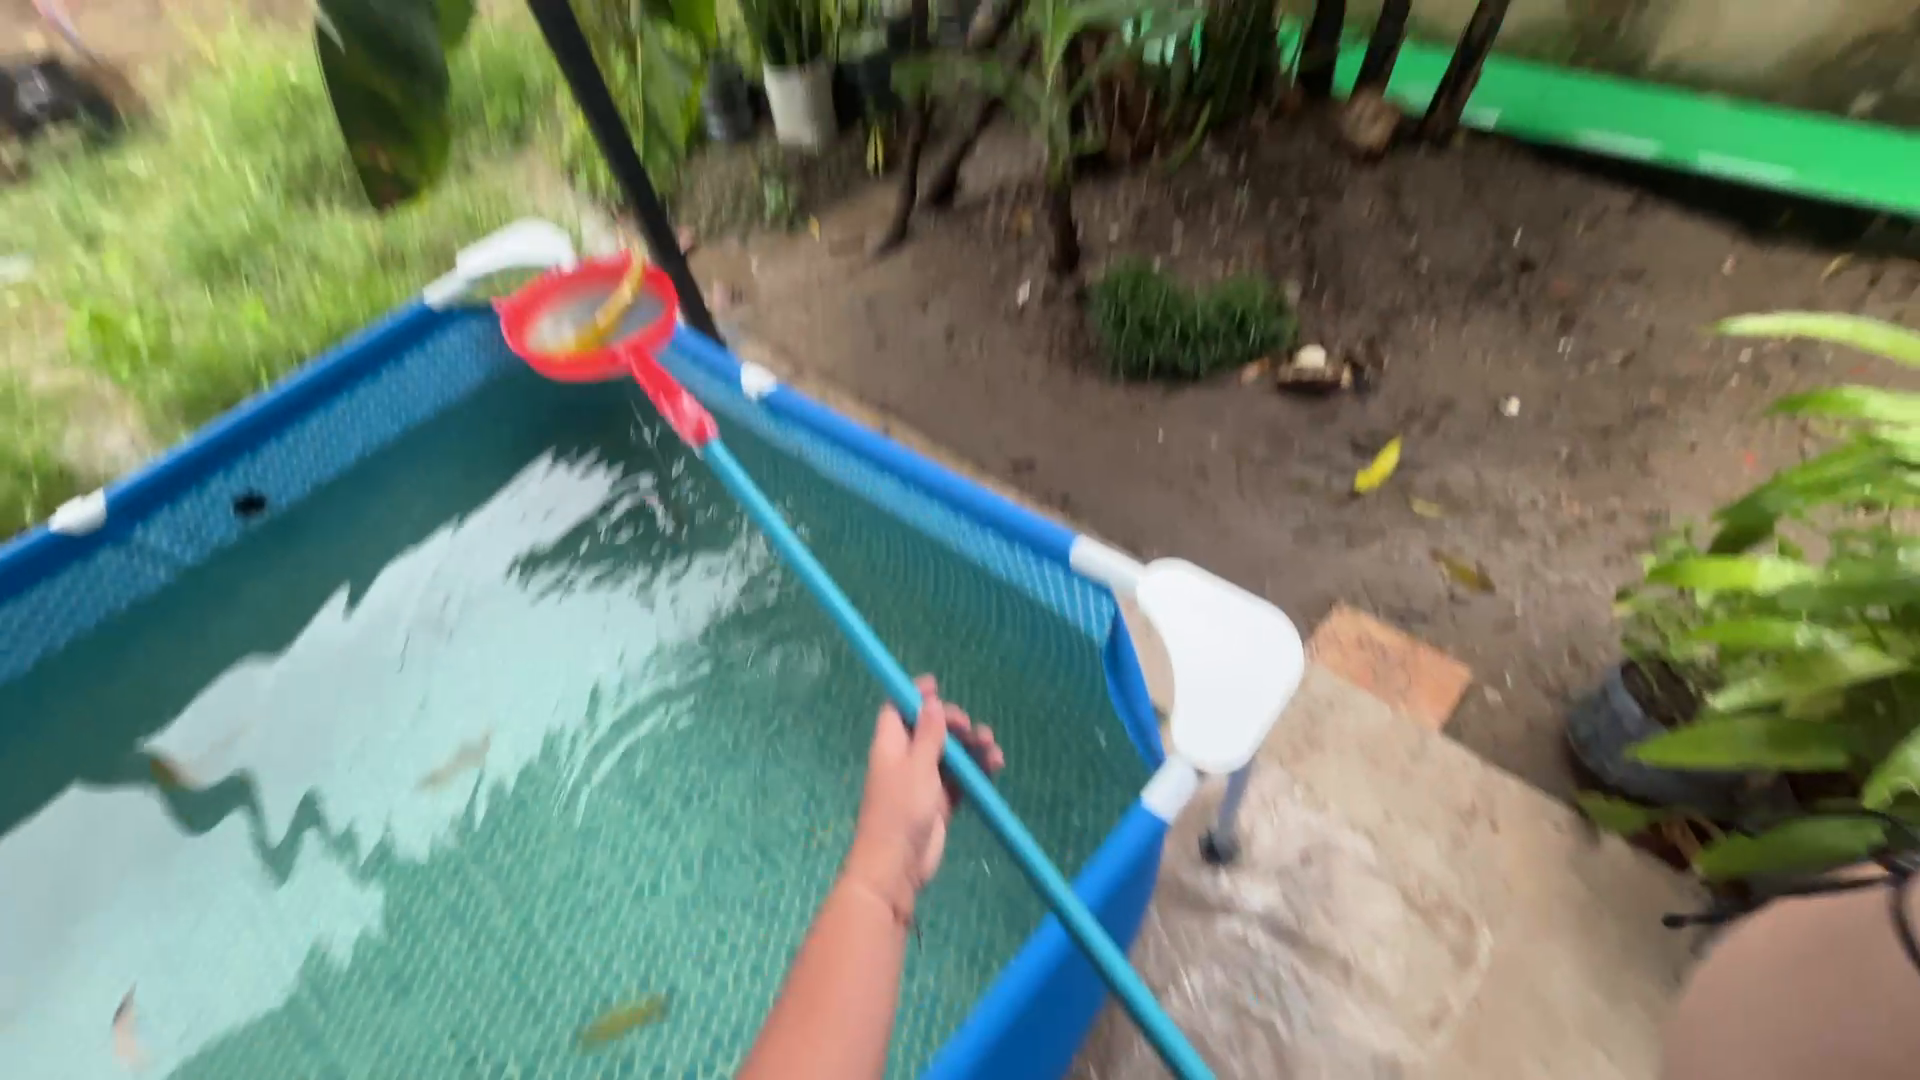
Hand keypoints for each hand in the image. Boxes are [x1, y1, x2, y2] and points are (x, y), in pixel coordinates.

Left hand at [842, 676, 1003, 923]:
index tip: (936, 685)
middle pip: (931, 728)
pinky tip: (996, 765)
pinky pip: (962, 778)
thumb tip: (931, 701)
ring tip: (991, 747)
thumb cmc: (899, 809)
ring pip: (951, 753)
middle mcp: (907, 758)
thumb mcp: (916, 766)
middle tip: (969, 728)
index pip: (899, 709)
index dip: (915, 695)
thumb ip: (928, 734)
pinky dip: (978, 770)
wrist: (898, 866)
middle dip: (953, 722)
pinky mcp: (942, 801)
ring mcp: (925, 781)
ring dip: (972, 746)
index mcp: (891, 744)